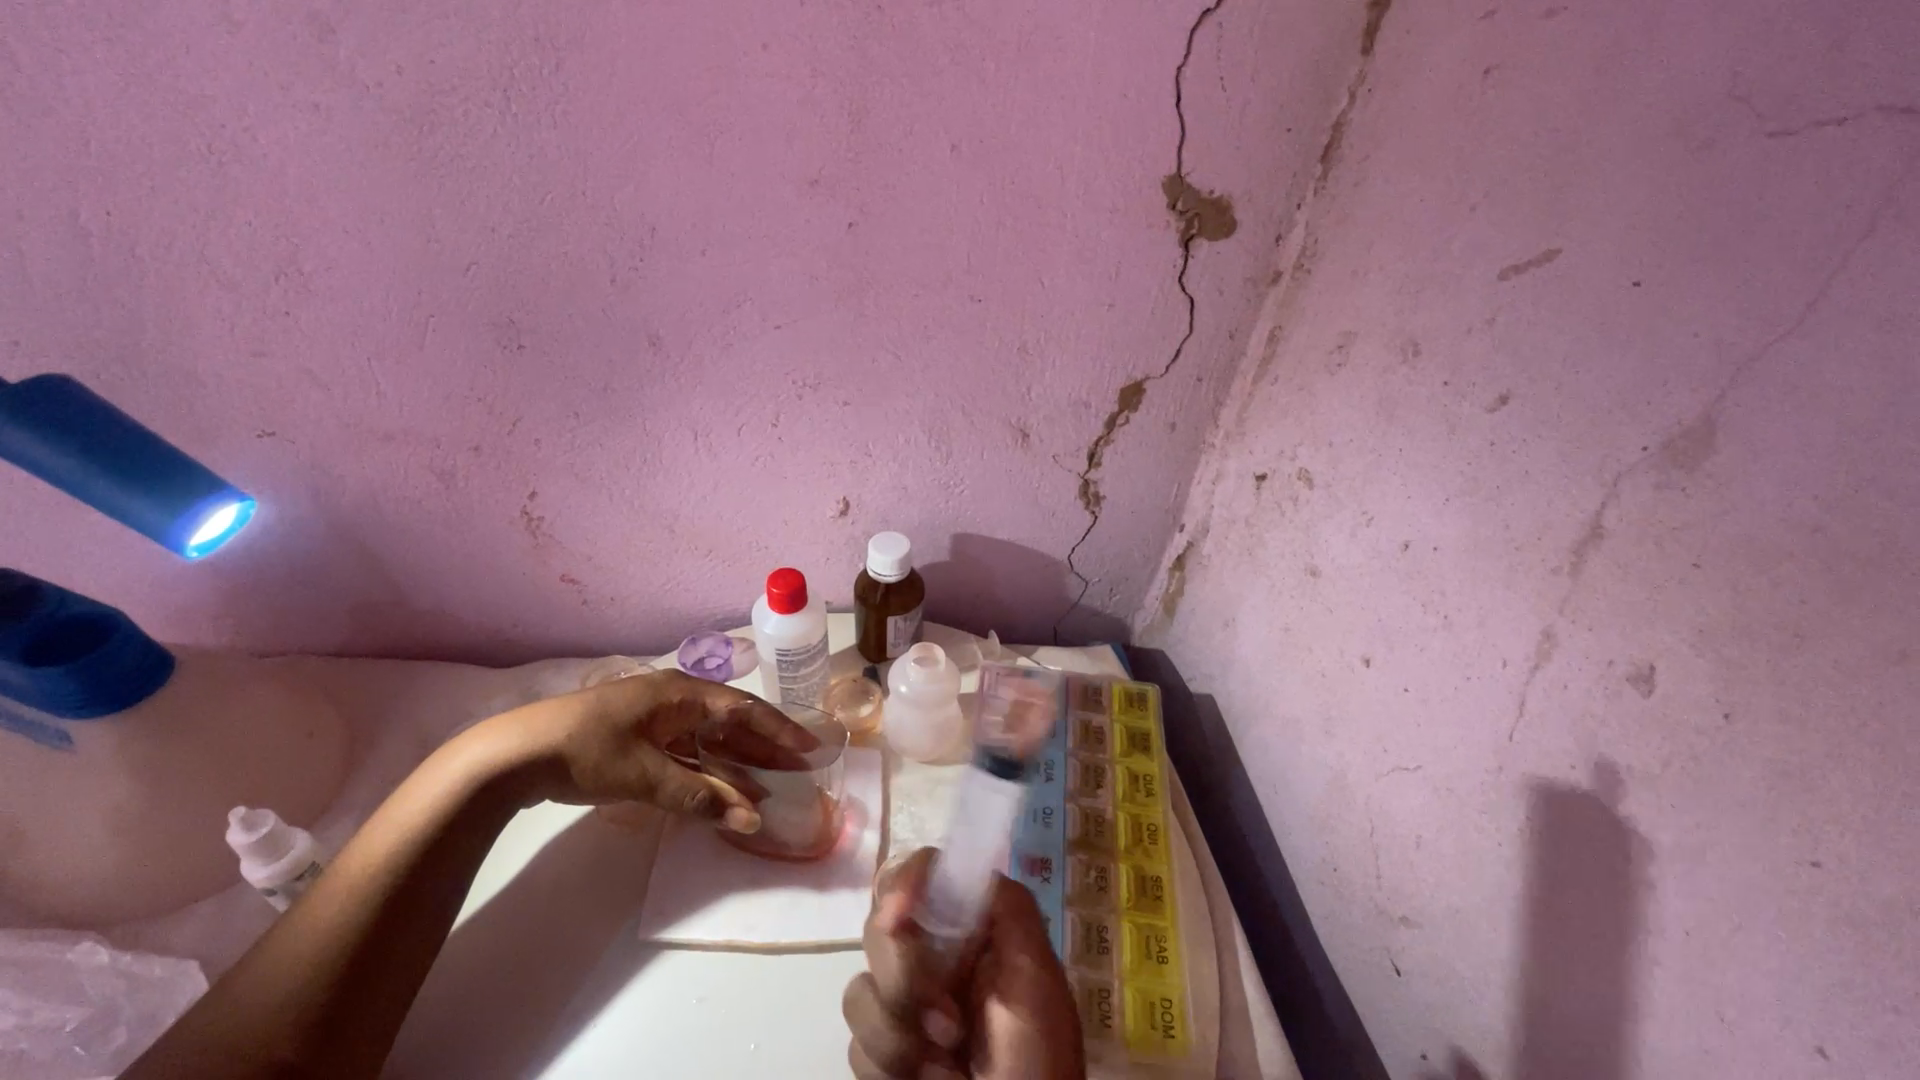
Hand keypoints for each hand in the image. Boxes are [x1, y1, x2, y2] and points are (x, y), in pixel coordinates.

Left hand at [468, 668, 817, 832]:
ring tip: (768, 786)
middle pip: (730, 724)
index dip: (780, 729)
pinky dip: (707, 774)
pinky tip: (721, 794)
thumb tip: (753, 821)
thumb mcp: (646, 776)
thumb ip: (701, 798)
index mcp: (681, 694)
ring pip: (708, 742)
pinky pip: (687, 755)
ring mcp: (654, 721)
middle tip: (798, 770)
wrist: (513, 755)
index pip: (744, 710)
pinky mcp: (638, 742)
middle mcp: (674, 701)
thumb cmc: (586, 752)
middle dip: (764, 748)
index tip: (810, 748)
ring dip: (736, 764)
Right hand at [843, 848, 1084, 1079]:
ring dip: (900, 1038)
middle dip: (905, 978)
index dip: (902, 883)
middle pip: (878, 928)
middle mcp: (931, 956)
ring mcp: (903, 1006)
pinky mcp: (882, 1054)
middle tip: (949, 1026)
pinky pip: (856, 1047)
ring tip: (947, 1070)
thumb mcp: (1037, 972)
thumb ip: (1008, 906)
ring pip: (859, 991)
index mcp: (968, 929)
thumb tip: (959, 864)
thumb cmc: (1038, 1055)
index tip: (900, 916)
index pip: (919, 875)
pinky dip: (888, 1069)